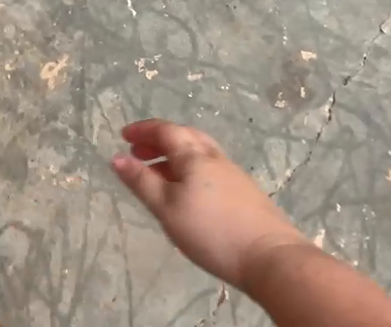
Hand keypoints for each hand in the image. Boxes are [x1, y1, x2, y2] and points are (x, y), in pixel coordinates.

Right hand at [110, 119, 308, 287]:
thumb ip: (140, 181)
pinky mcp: (248, 196)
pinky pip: (212, 171)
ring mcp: (235, 176)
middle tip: (140, 152)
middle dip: (160, 141)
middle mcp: (215, 159)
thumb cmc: (213, 231)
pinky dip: (193, 172)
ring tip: (161, 175)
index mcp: (194, 156)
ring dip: (176, 157)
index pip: (165, 130)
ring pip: (200, 154)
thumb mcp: (166, 208)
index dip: (143, 130)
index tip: (124, 136)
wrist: (275, 261)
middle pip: (186, 137)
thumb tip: (116, 157)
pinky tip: (191, 195)